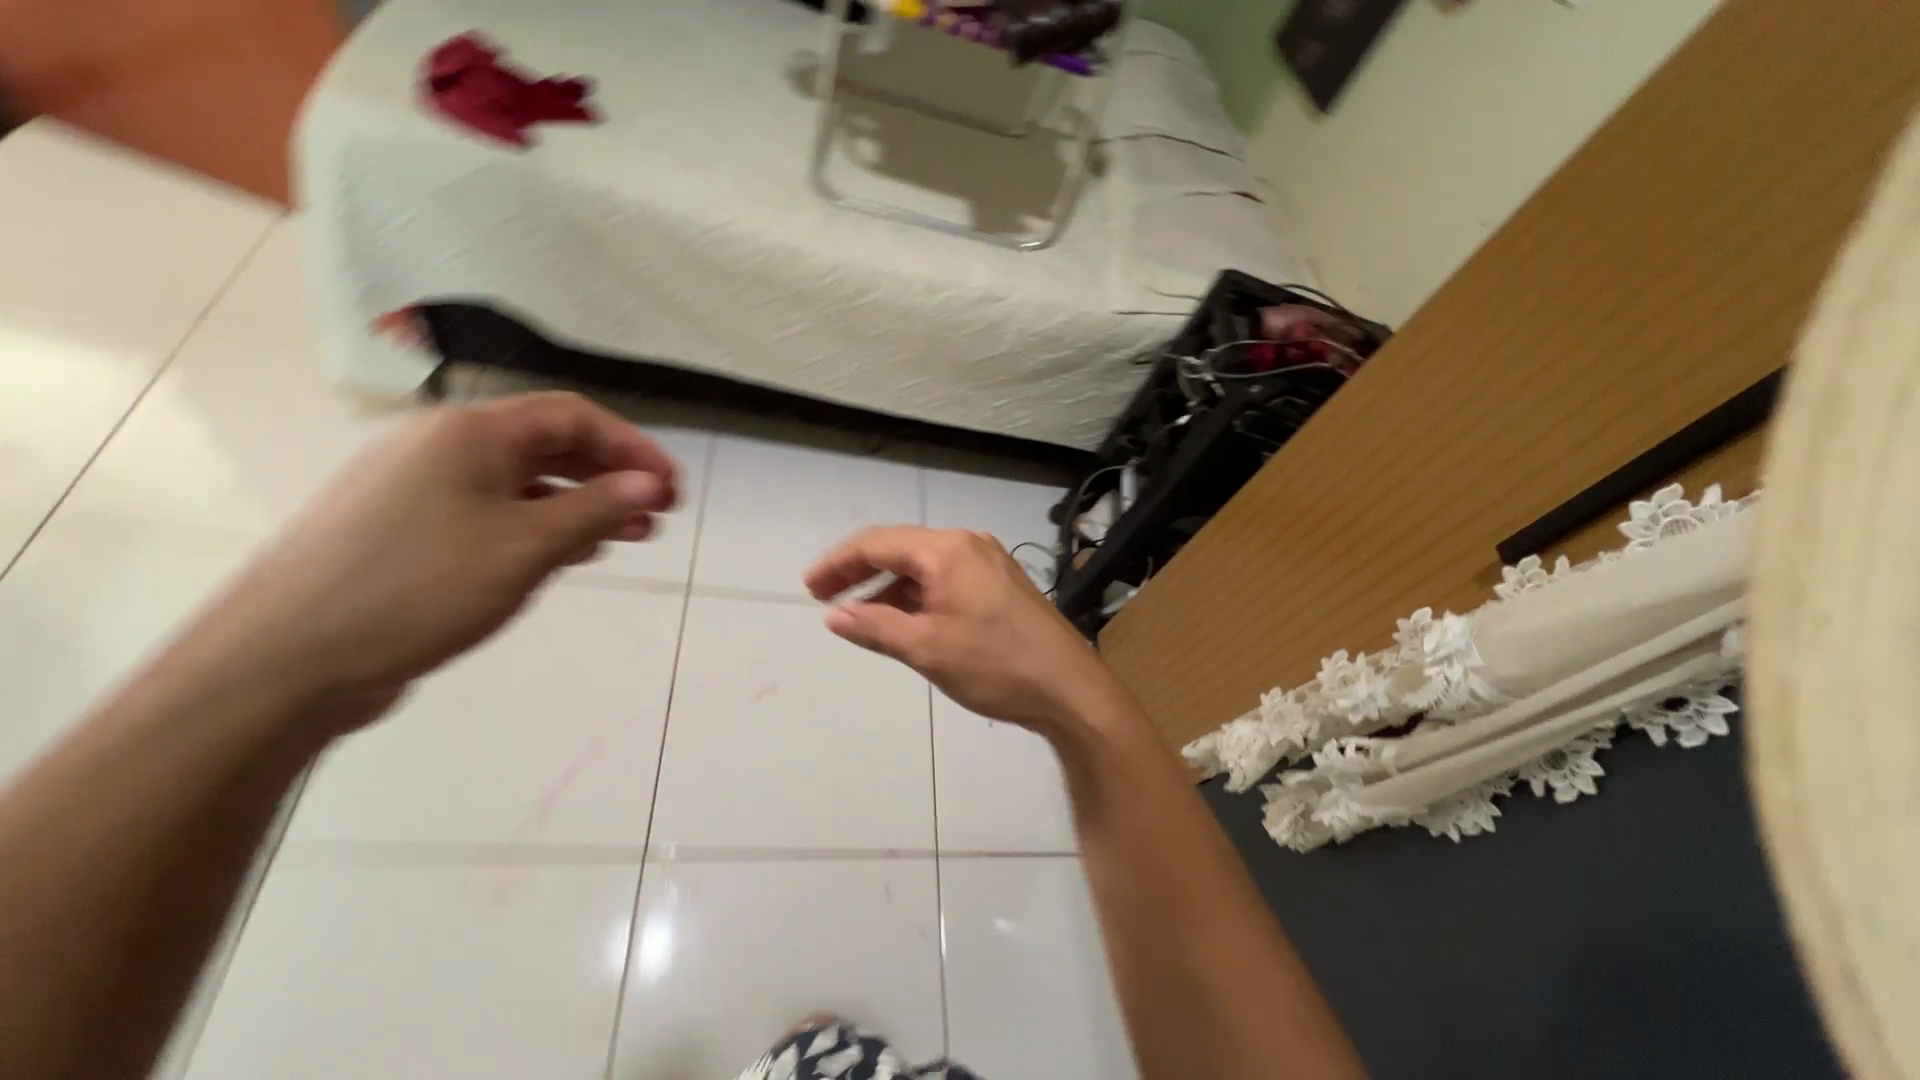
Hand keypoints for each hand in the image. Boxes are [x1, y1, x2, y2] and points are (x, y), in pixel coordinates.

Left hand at [192, 393, 678, 727]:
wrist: (287, 658)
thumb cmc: (418, 587)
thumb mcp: (524, 547)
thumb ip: (595, 509)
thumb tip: (650, 485)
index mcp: (469, 432)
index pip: (571, 416)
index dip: (631, 447)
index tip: (672, 487)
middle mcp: (442, 447)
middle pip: (547, 446)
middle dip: (610, 477)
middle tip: (660, 514)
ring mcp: (419, 489)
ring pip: (520, 484)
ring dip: (579, 506)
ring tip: (628, 537)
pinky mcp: (406, 531)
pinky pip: (491, 514)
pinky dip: (538, 528)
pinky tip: (566, 555)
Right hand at [805, 526, 1123, 734]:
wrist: (1070, 690)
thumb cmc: (996, 666)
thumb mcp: (928, 649)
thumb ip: (876, 628)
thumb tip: (834, 616)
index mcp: (948, 550)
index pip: (878, 543)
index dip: (839, 564)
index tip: (810, 589)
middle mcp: (968, 545)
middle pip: (901, 548)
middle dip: (860, 572)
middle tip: (826, 598)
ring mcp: (989, 562)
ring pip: (924, 565)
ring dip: (889, 586)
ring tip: (861, 615)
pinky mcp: (1001, 584)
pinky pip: (946, 578)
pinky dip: (918, 596)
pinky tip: (905, 621)